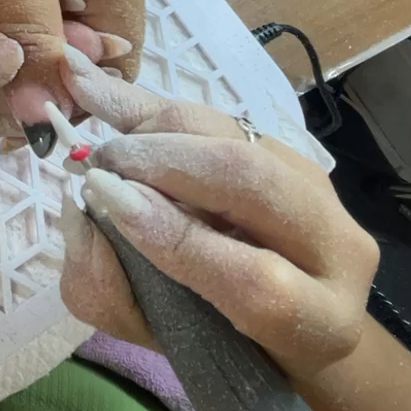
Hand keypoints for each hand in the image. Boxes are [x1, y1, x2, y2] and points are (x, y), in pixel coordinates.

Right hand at [55, 49, 379, 381]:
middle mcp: (331, 245)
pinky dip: (138, 98)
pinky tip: (83, 75)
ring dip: (148, 127)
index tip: (103, 198)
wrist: (279, 303)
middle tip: (97, 164)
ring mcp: (310, 182)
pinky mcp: (276, 141)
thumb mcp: (154, 334)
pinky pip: (201, 110)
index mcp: (315, 320)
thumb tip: (79, 213)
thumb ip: (106, 291)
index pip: (255, 279)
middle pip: (248, 179)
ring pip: (224, 131)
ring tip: (97, 136)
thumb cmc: (211, 331)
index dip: (172, 235)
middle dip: (157, 161)